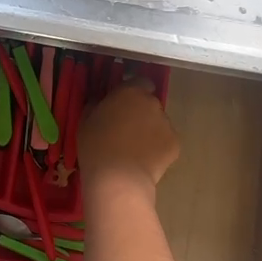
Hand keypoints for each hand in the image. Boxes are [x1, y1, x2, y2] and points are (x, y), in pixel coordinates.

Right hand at [78, 81, 179, 197]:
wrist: (118, 178)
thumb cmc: (96, 146)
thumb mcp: (86, 121)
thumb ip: (97, 105)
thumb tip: (100, 102)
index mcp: (130, 92)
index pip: (140, 82)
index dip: (134, 93)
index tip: (123, 105)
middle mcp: (152, 103)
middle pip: (150, 104)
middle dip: (141, 113)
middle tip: (127, 130)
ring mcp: (166, 123)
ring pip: (159, 123)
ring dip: (150, 130)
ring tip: (135, 150)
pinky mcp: (175, 143)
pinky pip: (166, 141)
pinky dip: (158, 148)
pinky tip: (145, 161)